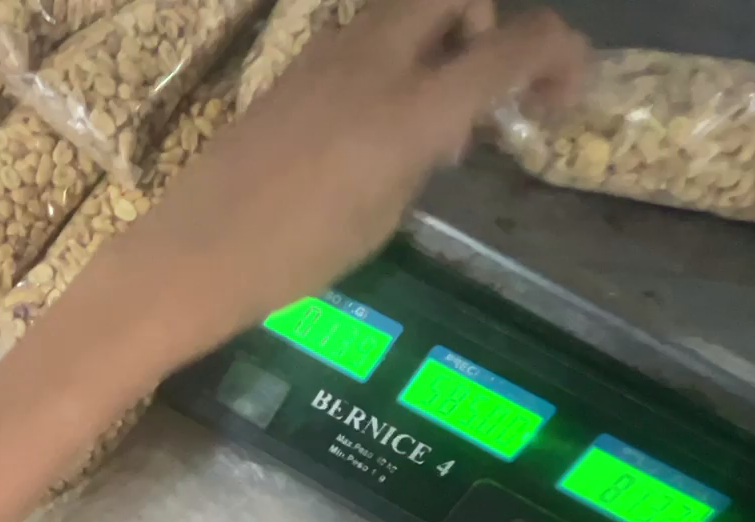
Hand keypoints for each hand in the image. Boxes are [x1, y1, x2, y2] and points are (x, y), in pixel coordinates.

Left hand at [101, 0, 585, 363]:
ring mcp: (321, 61)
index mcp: (412, 110)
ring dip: (430, 41)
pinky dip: (382, 62)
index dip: (561, 57)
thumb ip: (416, 164)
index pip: (516, 46)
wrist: (189, 258)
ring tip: (415, 120)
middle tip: (478, 92)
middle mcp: (373, 63)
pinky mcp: (285, 77)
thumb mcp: (374, 225)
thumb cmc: (286, 262)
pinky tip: (362, 125)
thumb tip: (432, 135)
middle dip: (487, 25)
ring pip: (399, 11)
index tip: (565, 92)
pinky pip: (353, 43)